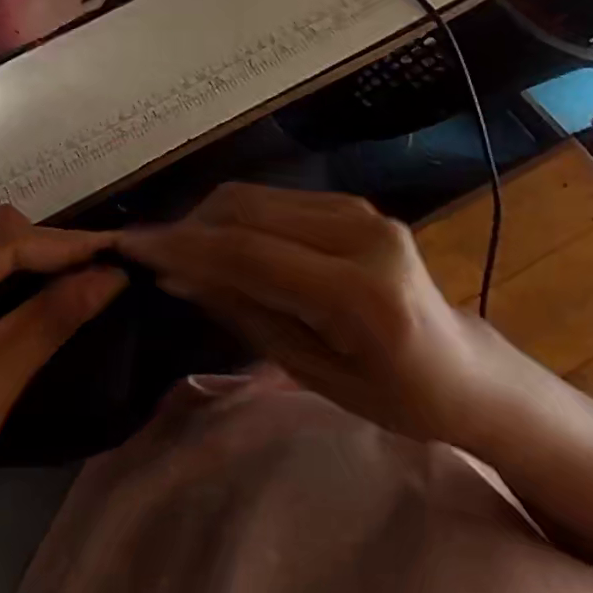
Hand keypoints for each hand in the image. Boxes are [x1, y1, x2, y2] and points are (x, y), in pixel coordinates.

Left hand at [0, 207, 124, 592]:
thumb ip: (53, 316)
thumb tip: (113, 273)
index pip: (1, 242)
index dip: (64, 244)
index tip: (118, 248)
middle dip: (49, 246)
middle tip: (104, 264)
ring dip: (31, 258)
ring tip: (83, 273)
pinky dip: (8, 277)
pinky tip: (42, 290)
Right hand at [118, 183, 501, 444]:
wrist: (461, 365)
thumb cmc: (393, 395)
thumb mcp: (313, 372)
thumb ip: (246, 313)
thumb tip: (177, 276)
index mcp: (361, 294)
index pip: (251, 253)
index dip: (184, 247)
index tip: (131, 247)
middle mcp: (363, 234)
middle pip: (249, 211)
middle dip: (189, 227)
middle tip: (149, 253)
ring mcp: (361, 211)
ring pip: (258, 197)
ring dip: (209, 219)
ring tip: (180, 253)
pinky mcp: (354, 204)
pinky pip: (277, 200)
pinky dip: (238, 218)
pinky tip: (221, 244)